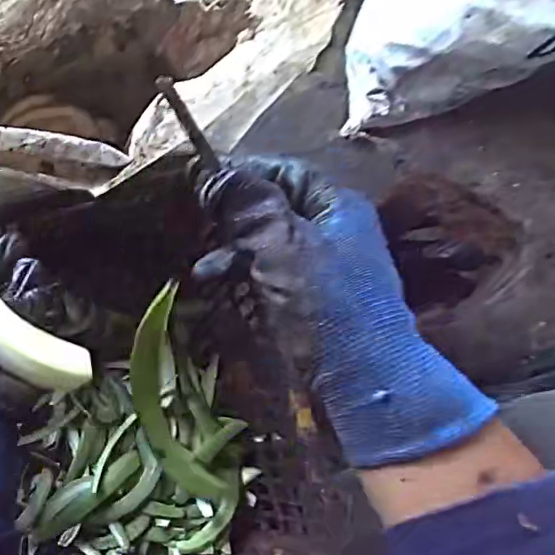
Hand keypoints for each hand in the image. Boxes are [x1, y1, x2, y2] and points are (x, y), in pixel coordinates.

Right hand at [193, 156, 495, 468]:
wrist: (359, 382)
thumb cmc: (324, 305)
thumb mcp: (281, 244)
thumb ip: (248, 204)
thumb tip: (213, 173)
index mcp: (336, 208)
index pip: (284, 172)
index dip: (243, 172)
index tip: (200, 181)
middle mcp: (329, 234)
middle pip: (270, 211)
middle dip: (230, 219)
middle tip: (195, 225)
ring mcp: (316, 272)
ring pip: (262, 248)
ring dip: (229, 255)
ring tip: (202, 272)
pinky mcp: (303, 306)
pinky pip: (264, 281)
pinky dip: (239, 283)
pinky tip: (219, 294)